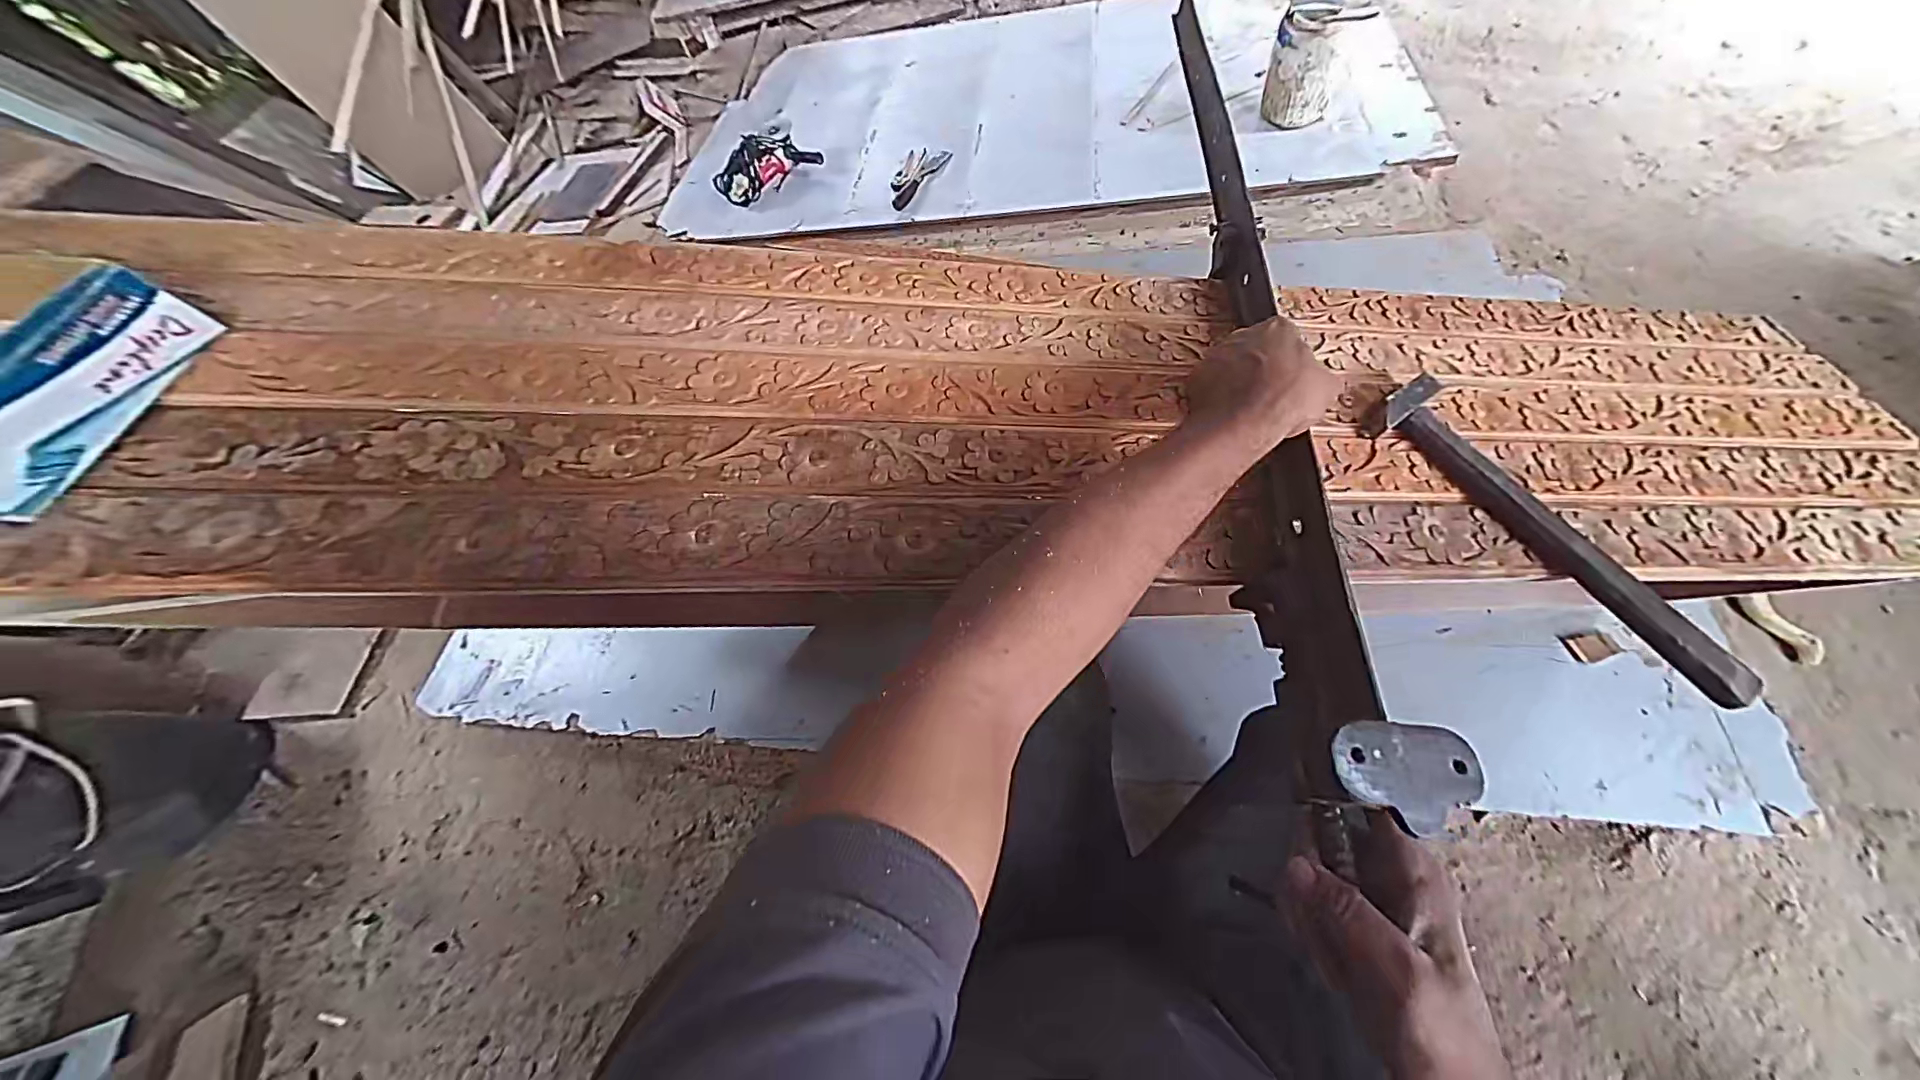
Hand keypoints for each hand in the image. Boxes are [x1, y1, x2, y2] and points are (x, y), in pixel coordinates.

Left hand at [1182, 317, 1340, 449]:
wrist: (1244, 423)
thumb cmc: (1282, 401)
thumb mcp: (1325, 389)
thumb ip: (1320, 377)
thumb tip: (1320, 383)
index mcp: (1280, 328)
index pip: (1287, 341)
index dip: (1290, 365)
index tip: (1289, 383)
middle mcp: (1244, 334)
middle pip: (1255, 352)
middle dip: (1260, 372)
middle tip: (1268, 397)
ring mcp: (1216, 355)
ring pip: (1229, 368)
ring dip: (1236, 385)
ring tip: (1248, 409)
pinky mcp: (1196, 377)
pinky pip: (1207, 386)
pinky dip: (1215, 398)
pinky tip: (1228, 413)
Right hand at [1285, 815, 1509, 1079]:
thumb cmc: (1443, 1032)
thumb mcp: (1398, 969)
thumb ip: (1348, 913)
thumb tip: (1299, 864)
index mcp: (1414, 871)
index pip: (1363, 801)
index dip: (1328, 801)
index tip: (1306, 830)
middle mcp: (1390, 873)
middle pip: (1320, 836)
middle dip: (1306, 878)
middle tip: (1319, 921)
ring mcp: (1368, 895)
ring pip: (1306, 870)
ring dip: (1306, 913)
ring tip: (1335, 955)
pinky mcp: (1350, 918)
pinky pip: (1305, 901)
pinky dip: (1307, 930)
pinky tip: (1331, 962)